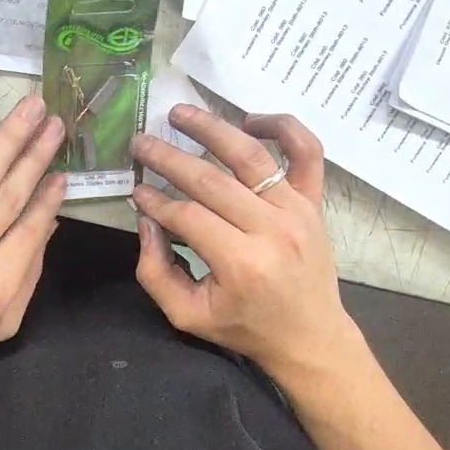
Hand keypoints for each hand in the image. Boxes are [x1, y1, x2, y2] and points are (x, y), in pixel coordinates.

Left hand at [0, 94, 65, 401]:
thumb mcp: (0, 325)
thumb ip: (28, 277)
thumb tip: (49, 225)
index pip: (31, 229)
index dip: (50, 197)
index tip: (64, 173)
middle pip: (10, 195)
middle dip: (37, 156)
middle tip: (56, 122)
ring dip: (8, 138)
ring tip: (31, 108)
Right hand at [130, 108, 359, 376]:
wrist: (308, 336)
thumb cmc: (244, 328)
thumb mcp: (187, 315)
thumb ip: (156, 273)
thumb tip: (147, 223)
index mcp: (239, 263)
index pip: (187, 217)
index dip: (155, 201)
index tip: (135, 190)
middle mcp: (271, 230)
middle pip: (212, 180)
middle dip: (169, 159)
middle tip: (140, 142)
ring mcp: (297, 211)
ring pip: (252, 156)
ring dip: (213, 128)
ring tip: (181, 113)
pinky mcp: (314, 202)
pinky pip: (306, 152)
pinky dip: (282, 127)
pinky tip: (249, 121)